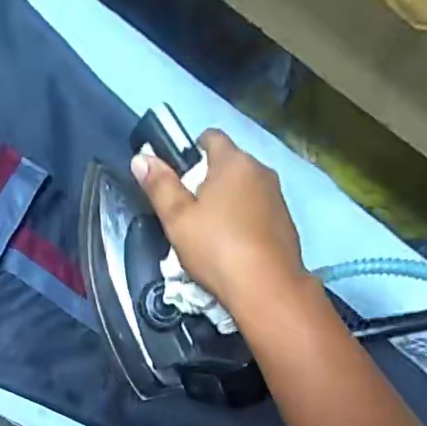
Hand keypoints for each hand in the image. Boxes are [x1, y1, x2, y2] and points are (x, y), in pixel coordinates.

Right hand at [133, 130, 315, 317]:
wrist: (266, 287)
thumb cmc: (216, 248)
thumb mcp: (177, 219)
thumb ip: (160, 187)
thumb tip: (140, 158)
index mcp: (233, 162)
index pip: (212, 137)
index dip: (192, 149)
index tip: (179, 174)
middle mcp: (260, 170)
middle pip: (229, 165)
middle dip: (209, 179)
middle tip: (189, 211)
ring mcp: (278, 197)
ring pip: (246, 189)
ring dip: (229, 202)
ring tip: (211, 233)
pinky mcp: (286, 223)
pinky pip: (259, 212)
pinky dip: (245, 222)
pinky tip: (234, 247)